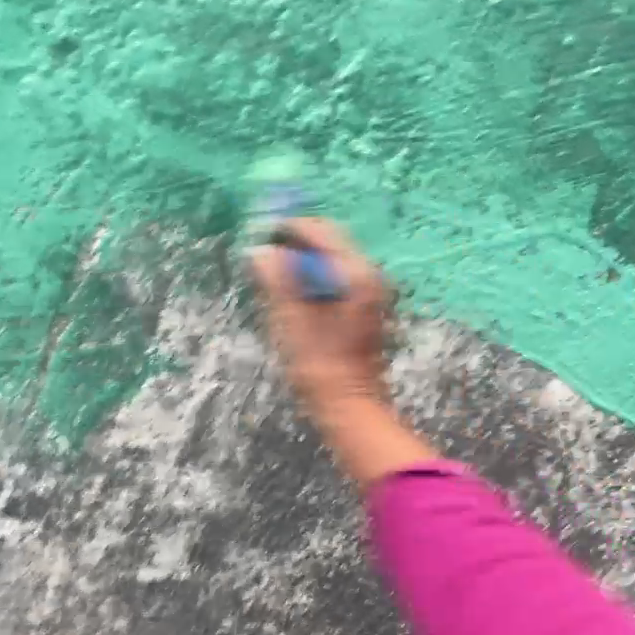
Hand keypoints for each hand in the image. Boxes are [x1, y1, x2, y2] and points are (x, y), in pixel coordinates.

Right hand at [249, 218, 393, 417]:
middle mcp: (371, 277)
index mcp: (356, 275)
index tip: (262, 235)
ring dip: (306, 262)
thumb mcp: (291, 322)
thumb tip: (262, 251)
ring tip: (277, 277)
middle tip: (267, 256)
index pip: (321, 231)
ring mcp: (373, 293)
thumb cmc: (321, 369)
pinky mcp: (368, 308)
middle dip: (298, 244)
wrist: (351, 406)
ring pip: (334, 260)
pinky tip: (298, 297)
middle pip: (331, 242)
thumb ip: (278, 282)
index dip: (290, 228)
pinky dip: (317, 278)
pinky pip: (339, 278)